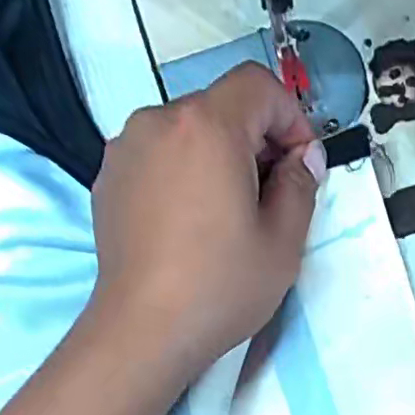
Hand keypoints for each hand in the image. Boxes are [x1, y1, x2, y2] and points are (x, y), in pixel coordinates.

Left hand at [88, 63, 327, 377]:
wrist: (144, 330)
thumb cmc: (222, 286)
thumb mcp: (283, 242)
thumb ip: (300, 187)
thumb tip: (304, 158)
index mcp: (207, 127)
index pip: (258, 85)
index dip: (291, 118)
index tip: (302, 166)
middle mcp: (159, 121)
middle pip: (221, 107)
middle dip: (257, 142)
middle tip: (273, 198)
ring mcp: (126, 149)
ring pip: (188, 133)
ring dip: (220, 159)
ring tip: (230, 216)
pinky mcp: (109, 179)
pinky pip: (159, 158)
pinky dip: (186, 174)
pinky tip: (193, 226)